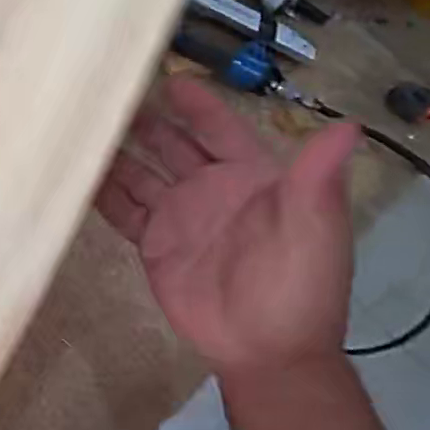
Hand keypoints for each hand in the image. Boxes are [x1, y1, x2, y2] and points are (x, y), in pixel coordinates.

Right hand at [95, 77, 359, 377]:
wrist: (265, 350)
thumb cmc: (296, 285)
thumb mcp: (314, 229)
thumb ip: (318, 178)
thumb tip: (351, 126)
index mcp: (248, 176)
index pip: (218, 128)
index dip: (197, 104)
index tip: (169, 79)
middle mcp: (208, 189)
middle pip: (170, 145)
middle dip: (145, 121)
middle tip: (110, 97)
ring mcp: (177, 216)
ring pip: (140, 174)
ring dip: (116, 154)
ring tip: (84, 129)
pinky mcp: (153, 245)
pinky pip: (123, 211)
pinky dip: (101, 194)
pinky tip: (78, 176)